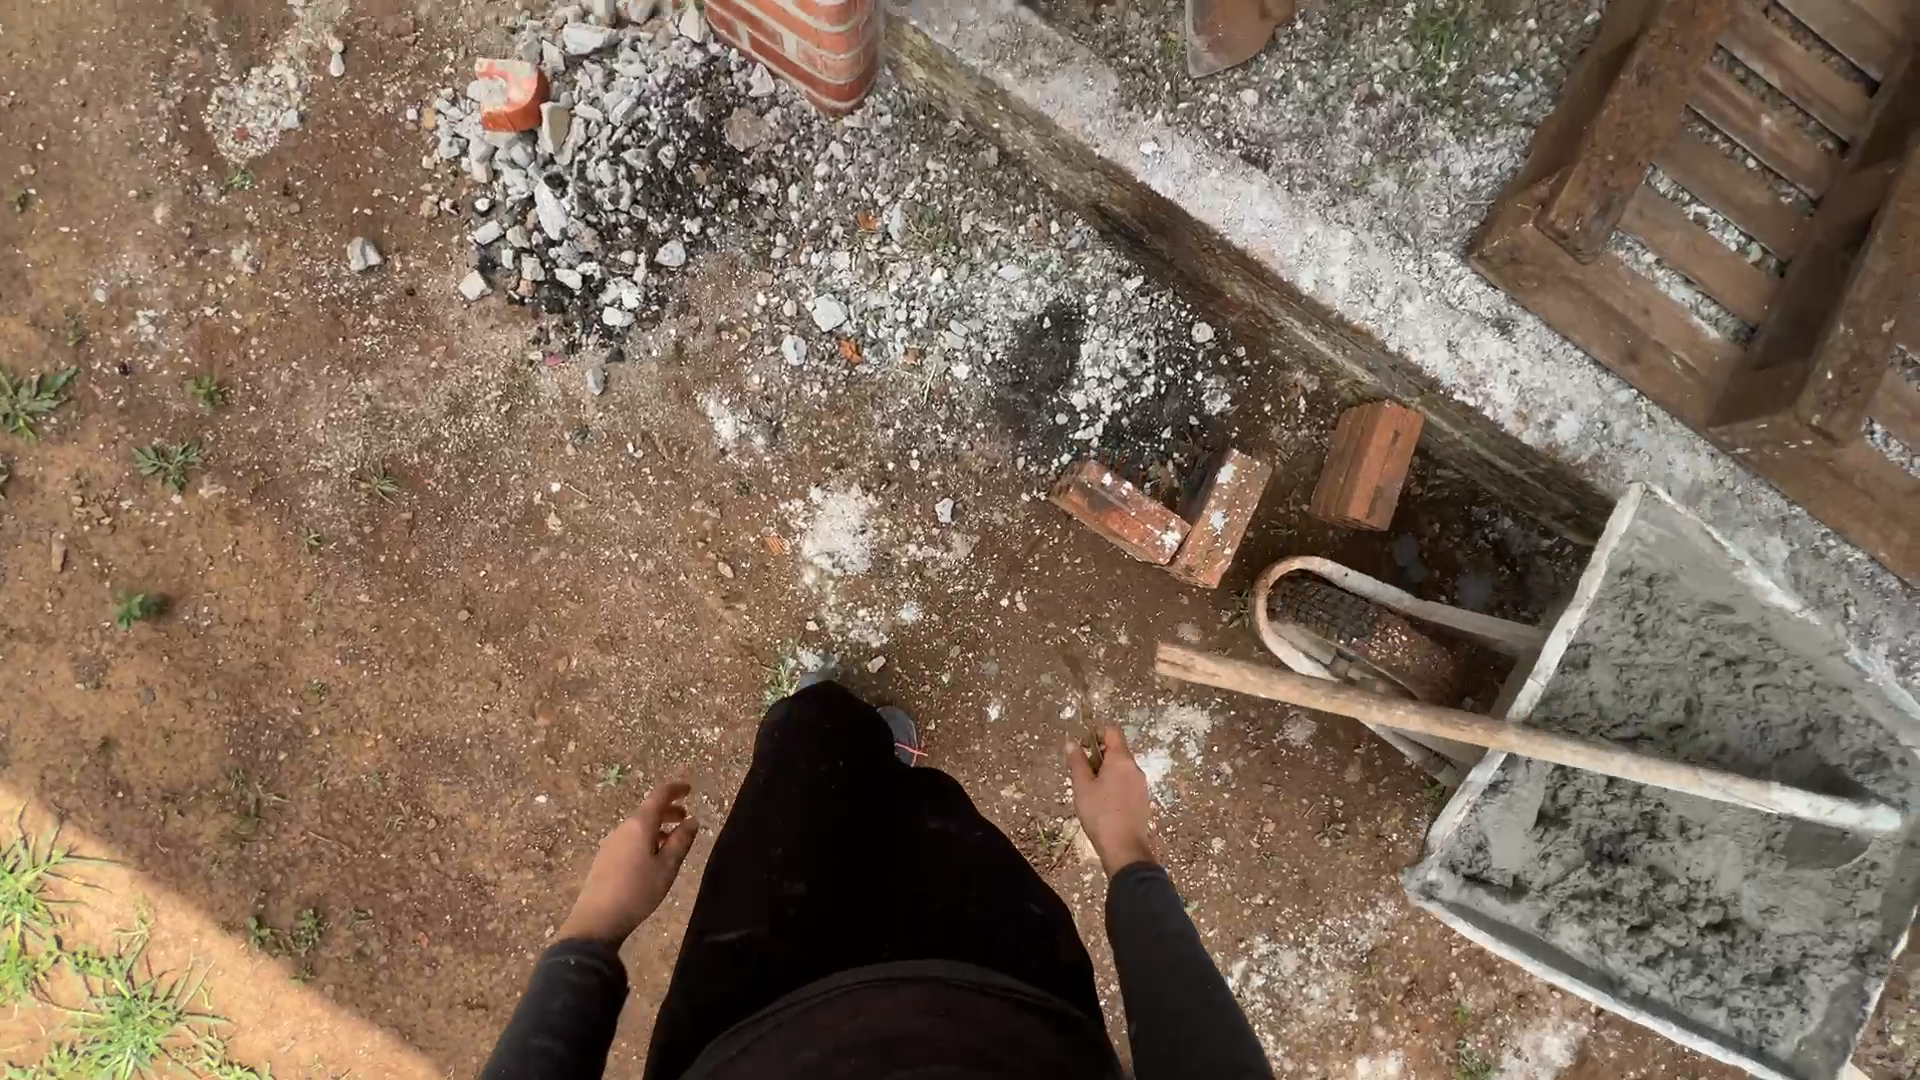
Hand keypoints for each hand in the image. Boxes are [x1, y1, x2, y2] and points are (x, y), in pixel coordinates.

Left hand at [557, 782, 700, 946]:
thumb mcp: (667, 867)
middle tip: (685, 818)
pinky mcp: (604, 859)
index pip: (659, 796)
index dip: (675, 789)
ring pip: (638, 826)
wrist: (595, 922)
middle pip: (648, 811)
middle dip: (668, 811)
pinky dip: (645, 839)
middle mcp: (623, 828)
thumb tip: (692, 820)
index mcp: (640, 825)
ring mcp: (611, 843)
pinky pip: (629, 839)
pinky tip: (651, 857)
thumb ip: (681, 841)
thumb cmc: (637, 891)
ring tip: (671, 841)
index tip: (689, 789)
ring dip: (657, 827)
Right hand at [1064, 727, 1156, 877]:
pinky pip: (1127, 782)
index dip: (1096, 733)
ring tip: (1091, 790)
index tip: (1082, 746)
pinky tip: (1104, 802)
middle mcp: (1135, 768)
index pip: (1112, 731)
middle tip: (1082, 772)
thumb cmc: (1100, 814)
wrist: (1125, 849)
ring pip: (1122, 767)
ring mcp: (1141, 785)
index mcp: (1121, 760)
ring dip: (1106, 771)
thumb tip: (1071, 742)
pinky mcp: (1143, 800)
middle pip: (1117, 749)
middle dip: (1099, 755)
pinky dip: (1115, 784)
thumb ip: (1077, 761)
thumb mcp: (1082, 786)